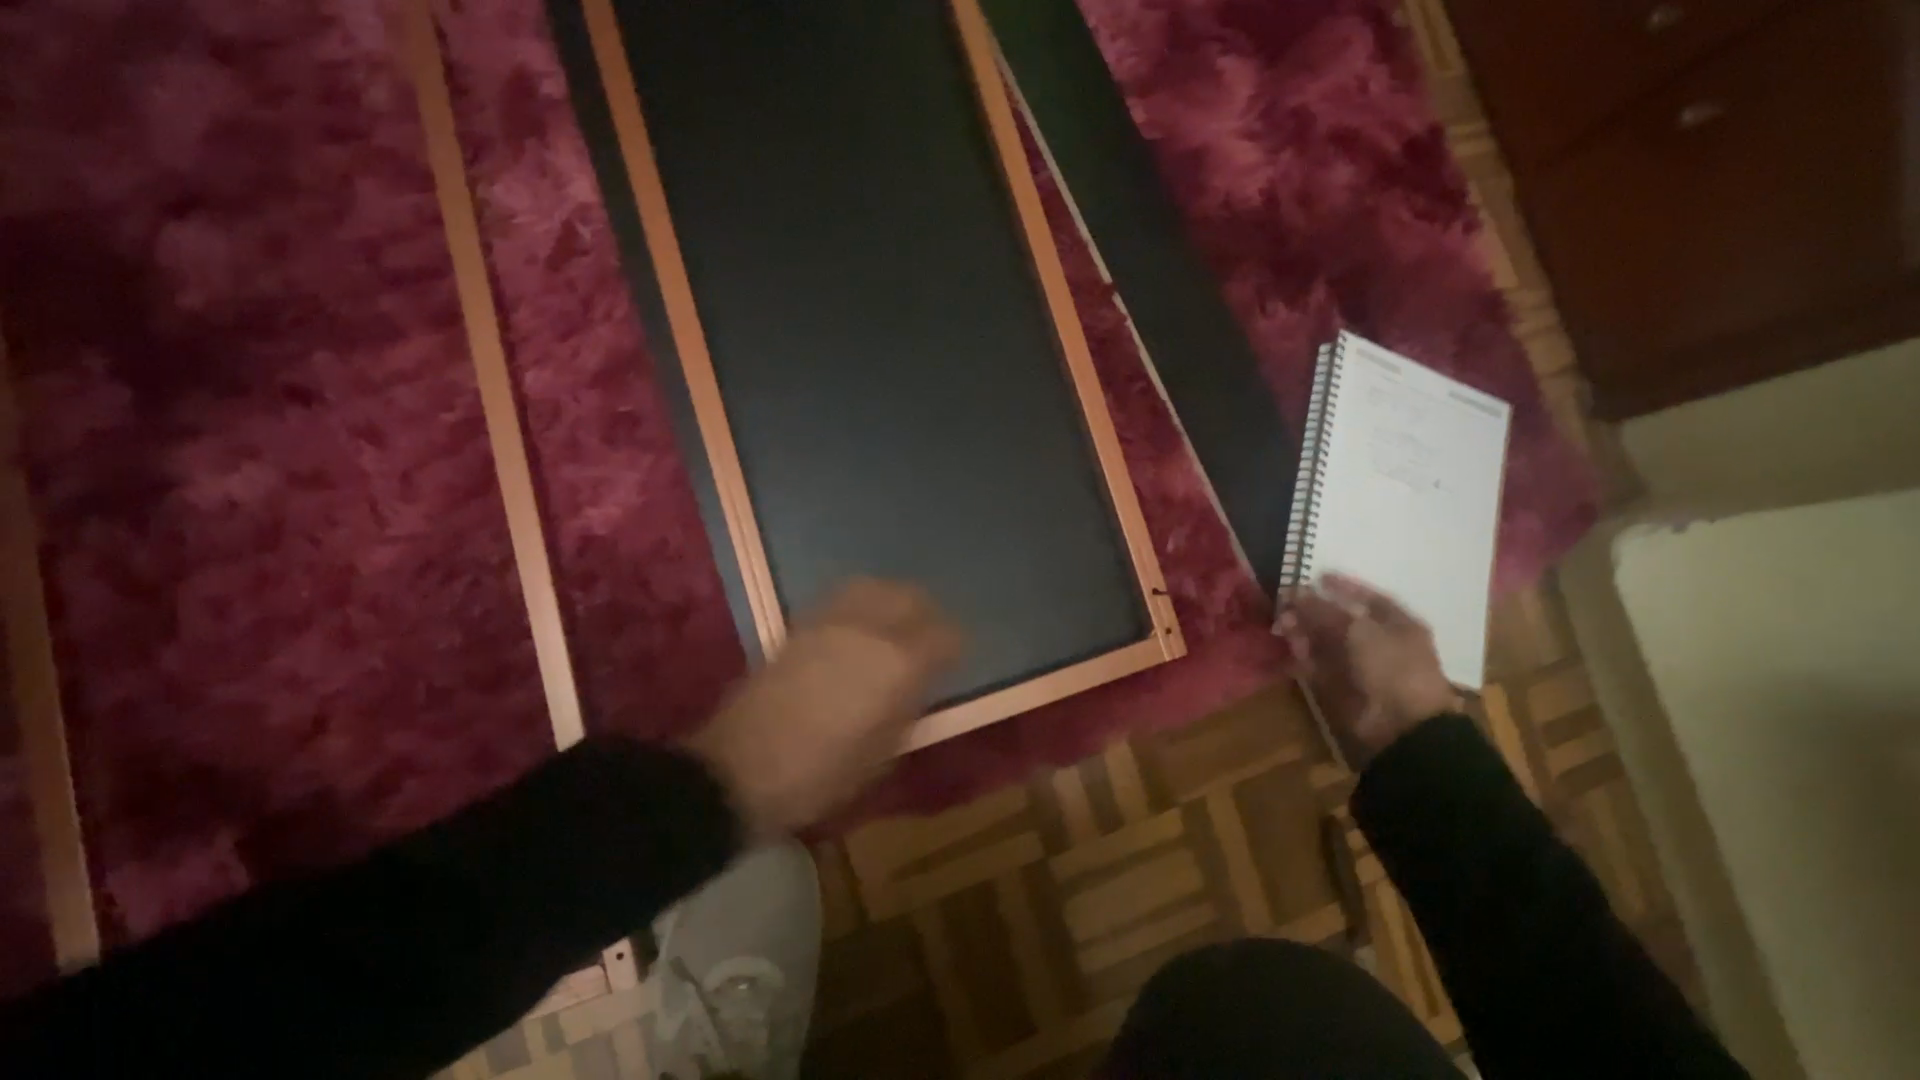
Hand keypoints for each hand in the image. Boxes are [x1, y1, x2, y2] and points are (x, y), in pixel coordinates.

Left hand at [683, 579, 963, 835]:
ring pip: (876, 587)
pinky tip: (858, 631)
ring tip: (894, 626)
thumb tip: (918, 686)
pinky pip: (843, 599)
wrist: (740, 770)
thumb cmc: (821, 776)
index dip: (955, 647)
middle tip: (928, 639)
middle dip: (927, 614)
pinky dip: (861, 605)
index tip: (953, 665)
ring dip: (893, 601)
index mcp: (898, 664)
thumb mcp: (882, 756)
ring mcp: (831, 622)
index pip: (946, 634)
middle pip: (911, 596)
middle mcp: (869, 630)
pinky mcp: (799, 625)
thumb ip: (908, 710)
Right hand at [1277, 574, 1460, 770]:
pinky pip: (1319, 665)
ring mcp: (1360, 666)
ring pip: (1326, 642)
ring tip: (1282, 623)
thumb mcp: (1360, 630)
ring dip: (1304, 631)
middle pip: (1341, 620)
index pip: (1369, 599)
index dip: (1344, 587)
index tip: (1317, 577)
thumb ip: (1325, 610)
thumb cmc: (1392, 666)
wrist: (1401, 725)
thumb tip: (1296, 591)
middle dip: (1314, 611)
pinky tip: (1290, 646)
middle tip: (1286, 602)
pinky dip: (1304, 656)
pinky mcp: (1342, 687)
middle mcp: (1381, 643)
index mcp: (1398, 625)